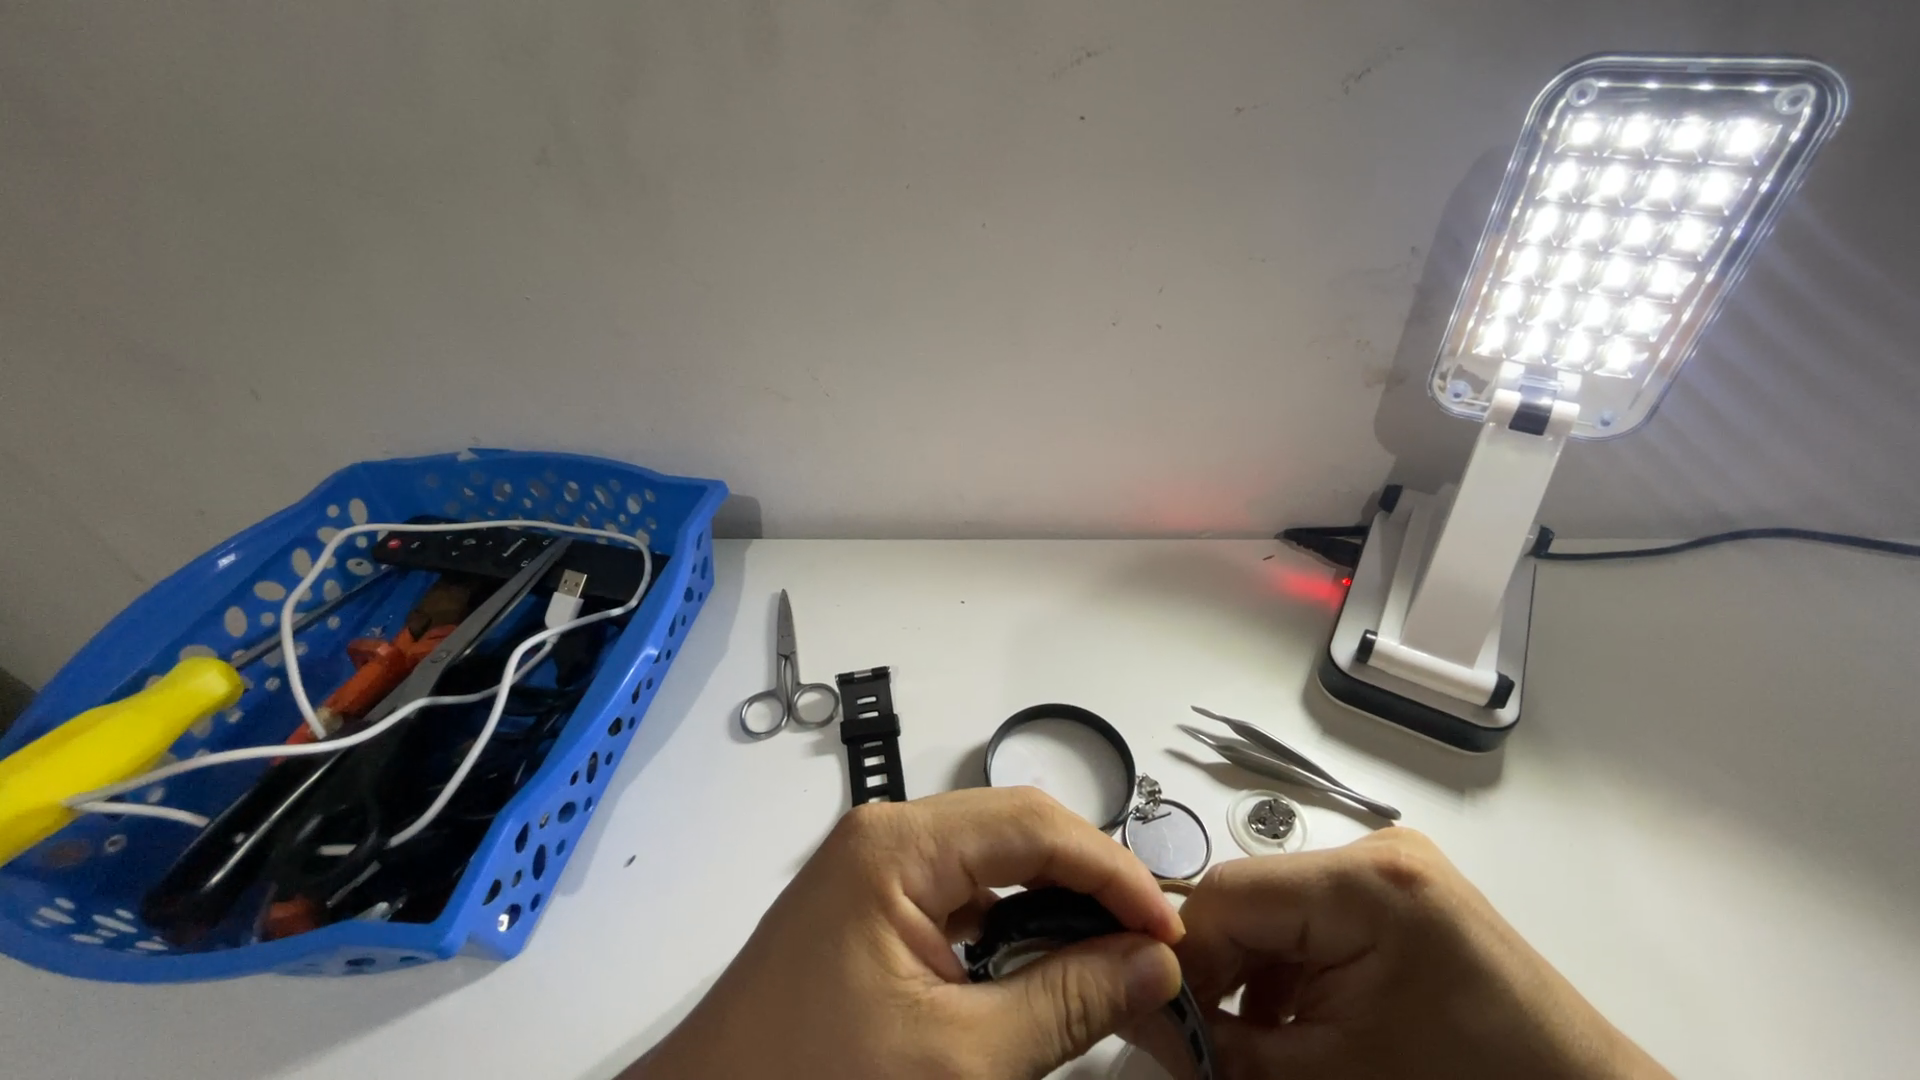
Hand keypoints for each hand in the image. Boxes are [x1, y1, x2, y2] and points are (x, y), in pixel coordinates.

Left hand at [624, 788, 1184, 1078]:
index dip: (1111, 870)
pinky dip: (1012, 924)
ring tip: (1112, 953)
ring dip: (1054, 902)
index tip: (1169, 930)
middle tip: (1149, 943)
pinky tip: (1045, 964)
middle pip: (1014, 830)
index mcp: (898, 845)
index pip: (1032, 824)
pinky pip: (962, 894)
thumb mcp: (959, 1060)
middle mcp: (886, 835)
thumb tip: (1155, 961)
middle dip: (1088, 880)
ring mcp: (876, 867)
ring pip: (992, 861)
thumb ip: (1067, 1002)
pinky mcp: (873, 904)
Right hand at [1175, 828, 1673, 1079]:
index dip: (1184, 958)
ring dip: (1248, 980)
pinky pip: (1312, 925)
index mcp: (1368, 882)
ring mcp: (1390, 869)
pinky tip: (1289, 1030)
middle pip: (1252, 900)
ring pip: (1276, 914)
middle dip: (1218, 976)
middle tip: (1199, 1045)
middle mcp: (1376, 852)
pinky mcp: (1398, 896)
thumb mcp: (1333, 1079)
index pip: (1230, 894)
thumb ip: (1226, 1051)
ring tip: (1246, 1048)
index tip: (1162, 1021)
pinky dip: (1287, 977)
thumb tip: (1141, 1023)